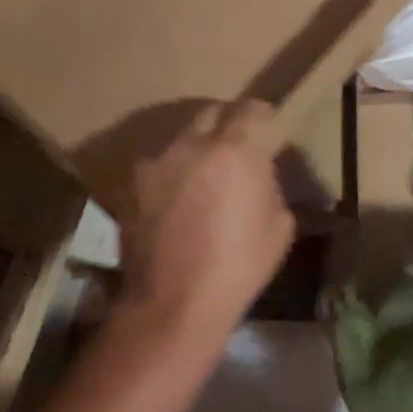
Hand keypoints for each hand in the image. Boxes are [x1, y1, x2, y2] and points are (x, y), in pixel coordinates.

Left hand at [121, 101, 294, 332]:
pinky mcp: (132, 186)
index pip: (251, 110)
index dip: (262, 114)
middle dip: (227, 122)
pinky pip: (159, 167)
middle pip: (211, 113)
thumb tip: (258, 174)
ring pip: (181, 139)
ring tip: (205, 173)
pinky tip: (178, 197)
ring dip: (197, 148)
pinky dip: (173, 173)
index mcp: (235, 151)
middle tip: (237, 144)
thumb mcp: (280, 226)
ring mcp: (156, 163)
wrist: (175, 301)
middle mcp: (192, 145)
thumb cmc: (239, 265)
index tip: (269, 122)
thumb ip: (269, 186)